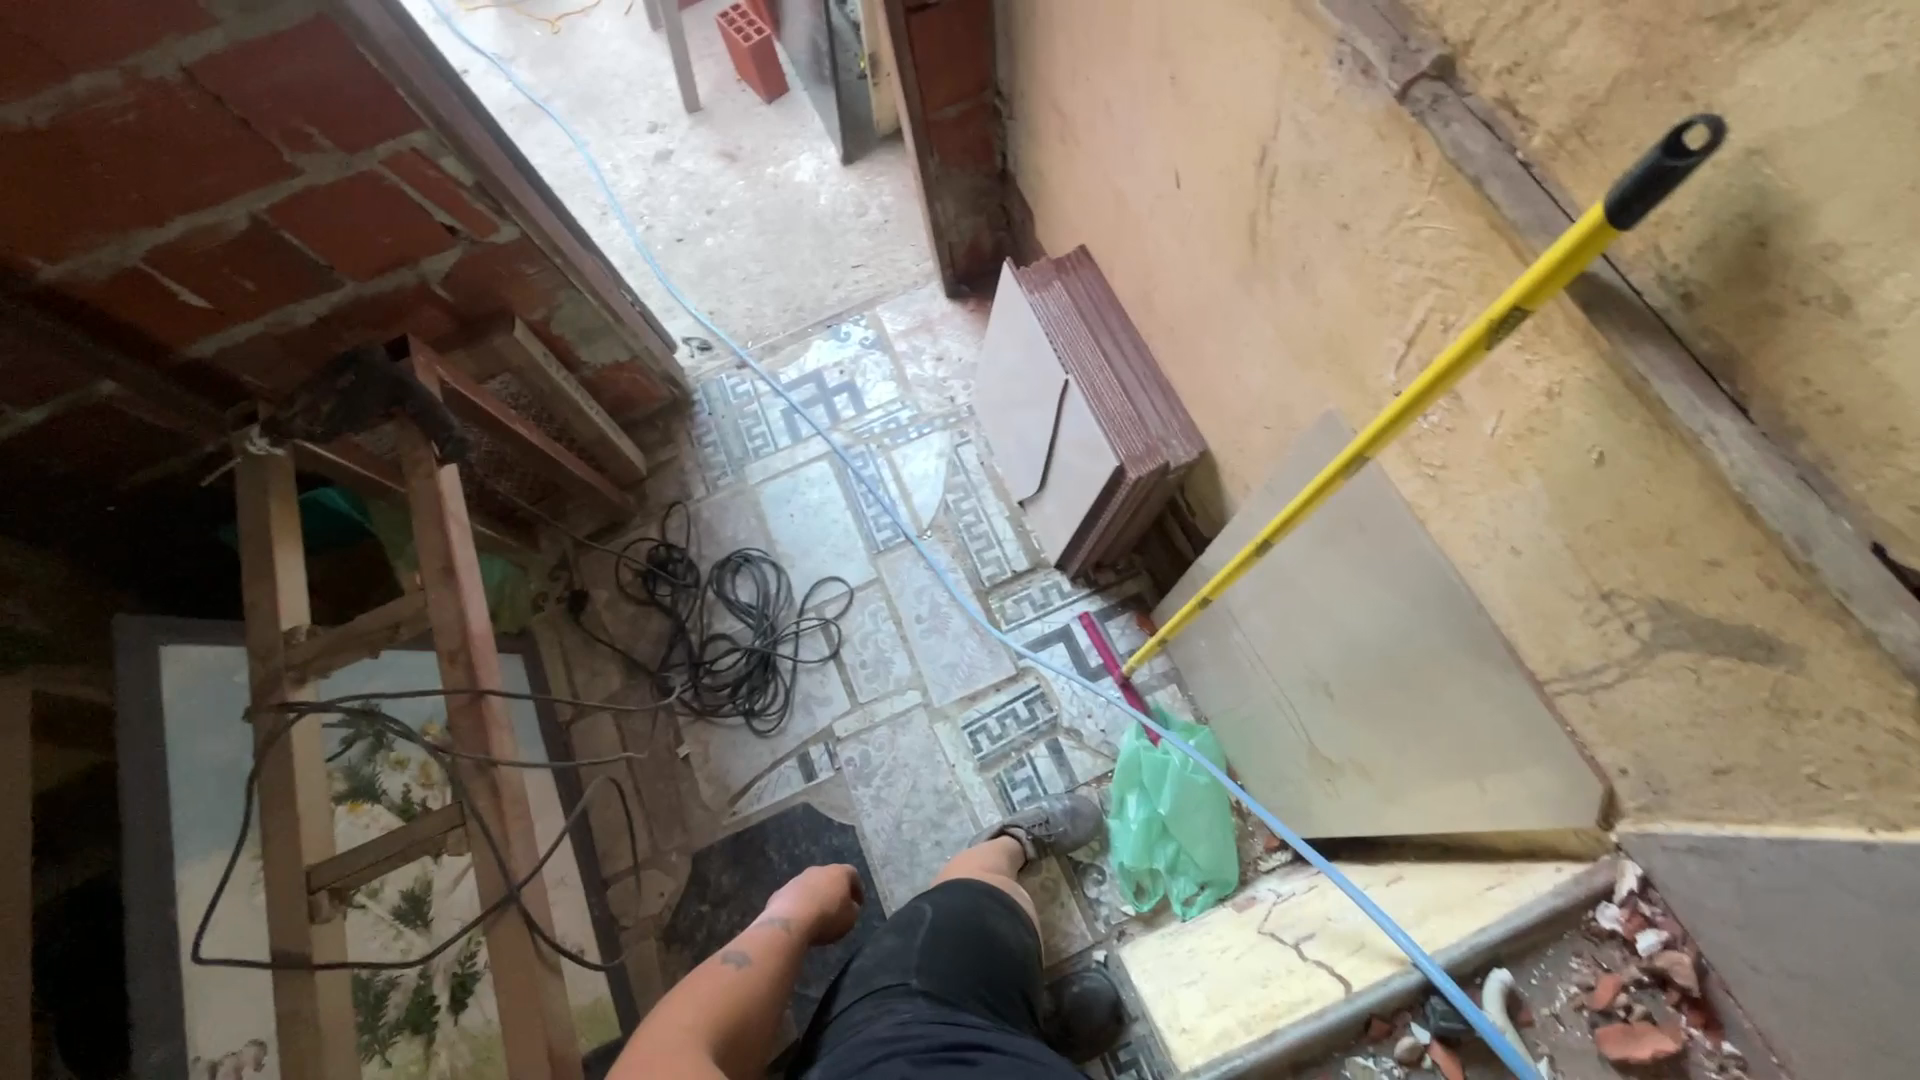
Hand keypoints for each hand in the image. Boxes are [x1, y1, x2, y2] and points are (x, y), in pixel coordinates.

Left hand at [760, 864, 862, 945]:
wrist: (790, 923)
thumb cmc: (827, 918)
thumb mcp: (850, 918)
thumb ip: (852, 909)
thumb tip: (850, 906)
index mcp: (839, 872)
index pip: (853, 875)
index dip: (857, 889)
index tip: (858, 903)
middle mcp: (818, 870)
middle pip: (830, 877)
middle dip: (835, 891)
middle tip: (838, 907)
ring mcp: (797, 879)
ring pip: (811, 886)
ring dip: (816, 897)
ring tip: (818, 915)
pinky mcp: (781, 891)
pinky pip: (796, 897)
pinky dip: (800, 905)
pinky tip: (800, 919)